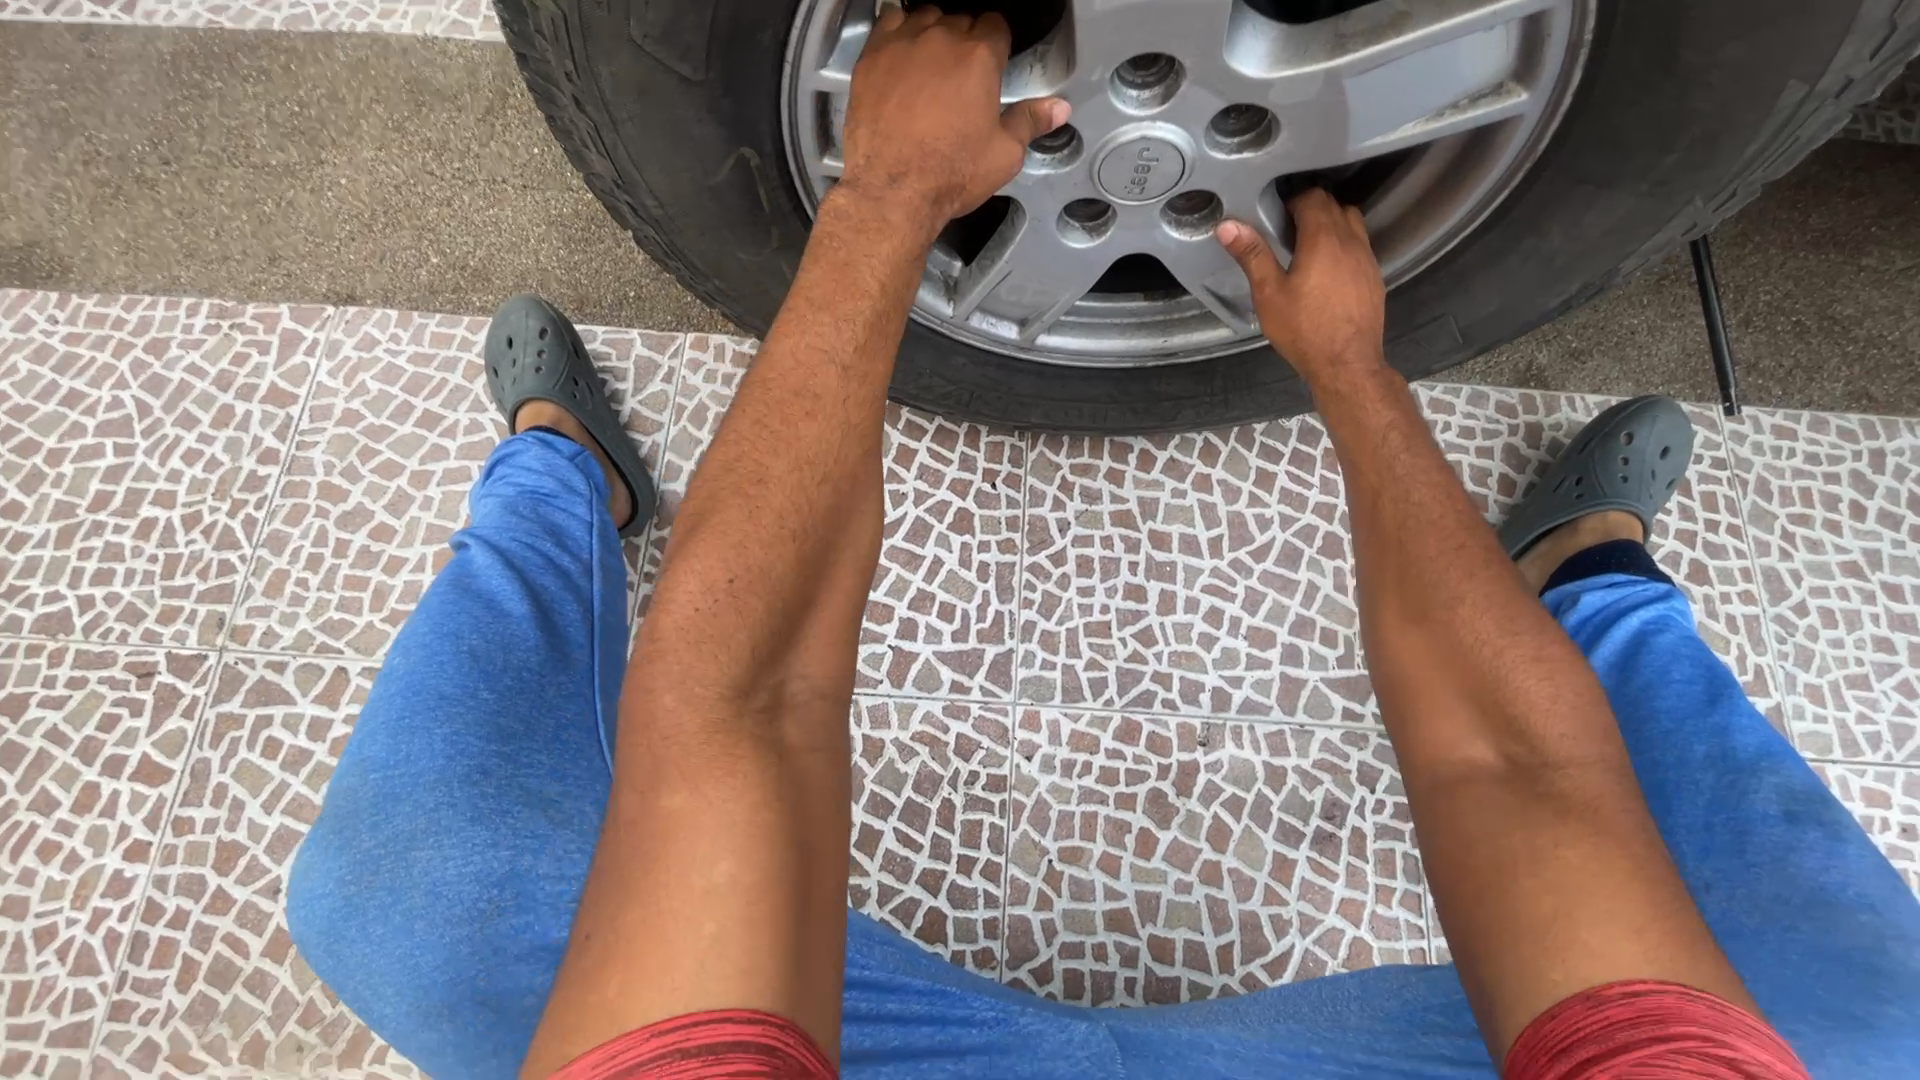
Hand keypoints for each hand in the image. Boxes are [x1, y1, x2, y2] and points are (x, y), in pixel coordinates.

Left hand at [839, 5, 1069, 238]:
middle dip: (964, 45)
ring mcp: (903, 44)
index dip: (996, 47)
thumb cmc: (950, 175)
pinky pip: (887, 24)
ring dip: (932, 36)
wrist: (893, 191)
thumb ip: (1030, 121)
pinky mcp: (872, 57)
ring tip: (931, 69)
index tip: (992, 67)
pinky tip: (901, 58)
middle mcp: (942, 39)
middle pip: (960, 21)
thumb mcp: (1004, 154)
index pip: (996, 27)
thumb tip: (1059, 109)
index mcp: (980, 57)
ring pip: (925, 18)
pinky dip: (897, 35)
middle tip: (961, 81)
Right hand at [1216, 189, 1387, 386]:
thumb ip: (1252, 255)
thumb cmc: (1303, 330)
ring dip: (1331, 225)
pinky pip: (1360, 247)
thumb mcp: (1269, 293)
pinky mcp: (1374, 277)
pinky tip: (1327, 271)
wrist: (1345, 363)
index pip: (1313, 198)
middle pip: (1335, 206)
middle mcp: (1351, 241)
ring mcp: (1367, 259)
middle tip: (1287, 230)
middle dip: (1312, 209)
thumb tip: (1228, 226)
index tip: (1277, 216)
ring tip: (1308, 247)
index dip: (1293, 201)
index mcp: (1323, 239)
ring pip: (1352, 223)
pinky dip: (1344, 246)